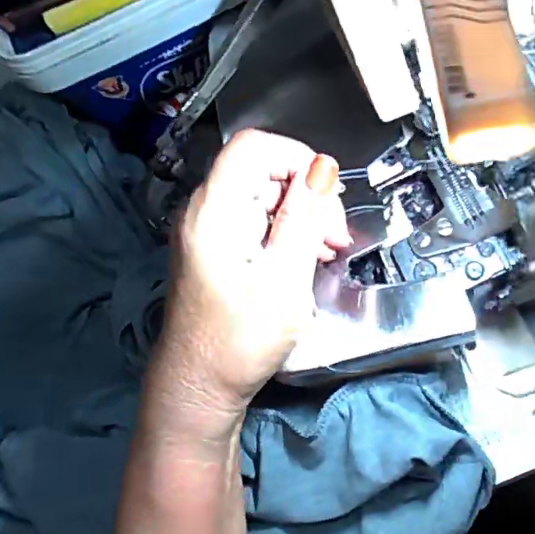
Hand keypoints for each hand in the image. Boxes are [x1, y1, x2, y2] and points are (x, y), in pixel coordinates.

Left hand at [151, 130, 351, 433]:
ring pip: (264, 197)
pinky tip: (306, 258)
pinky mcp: (216, 251)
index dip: (298, 158)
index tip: (329, 194)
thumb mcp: (285, 278)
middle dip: (307, 194)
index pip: (255, 147)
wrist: (200, 386)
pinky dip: (286, 232)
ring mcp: (208, 232)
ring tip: (326, 250)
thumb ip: (304, 218)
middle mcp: (205, 213)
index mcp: (216, 212)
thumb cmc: (239, 342)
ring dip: (302, 216)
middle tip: (333, 234)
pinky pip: (255, 222)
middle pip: (263, 171)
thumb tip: (322, 169)